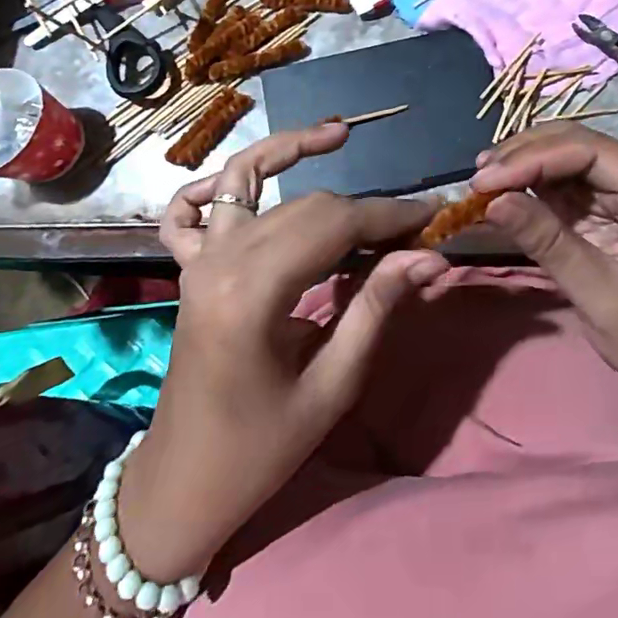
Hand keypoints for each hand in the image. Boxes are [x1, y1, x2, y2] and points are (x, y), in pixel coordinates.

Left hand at [117, 125, 447, 580]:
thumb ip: (376, 310)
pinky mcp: (187, 270)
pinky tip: (247, 180)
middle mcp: (219, 260)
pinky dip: (216, 185)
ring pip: (246, 182)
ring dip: (288, 151)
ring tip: (338, 134)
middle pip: (306, 205)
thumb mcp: (331, 387)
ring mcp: (196, 261)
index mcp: (252, 293)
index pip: (335, 225)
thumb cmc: (260, 450)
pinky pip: (189, 209)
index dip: (391, 217)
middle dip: (366, 207)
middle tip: (412, 226)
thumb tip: (429, 258)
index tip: (435, 218)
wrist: (182, 483)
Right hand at [470, 123, 617, 414]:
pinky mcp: (613, 215)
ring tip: (483, 179)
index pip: (596, 154)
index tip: (486, 179)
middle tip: (479, 175)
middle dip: (527, 156)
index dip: (536, 158)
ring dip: (525, 167)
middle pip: (583, 149)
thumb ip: (547, 242)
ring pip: (572, 163)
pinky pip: (569, 190)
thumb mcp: (599, 294)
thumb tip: (492, 201)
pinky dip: (533, 189)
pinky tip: (504, 191)